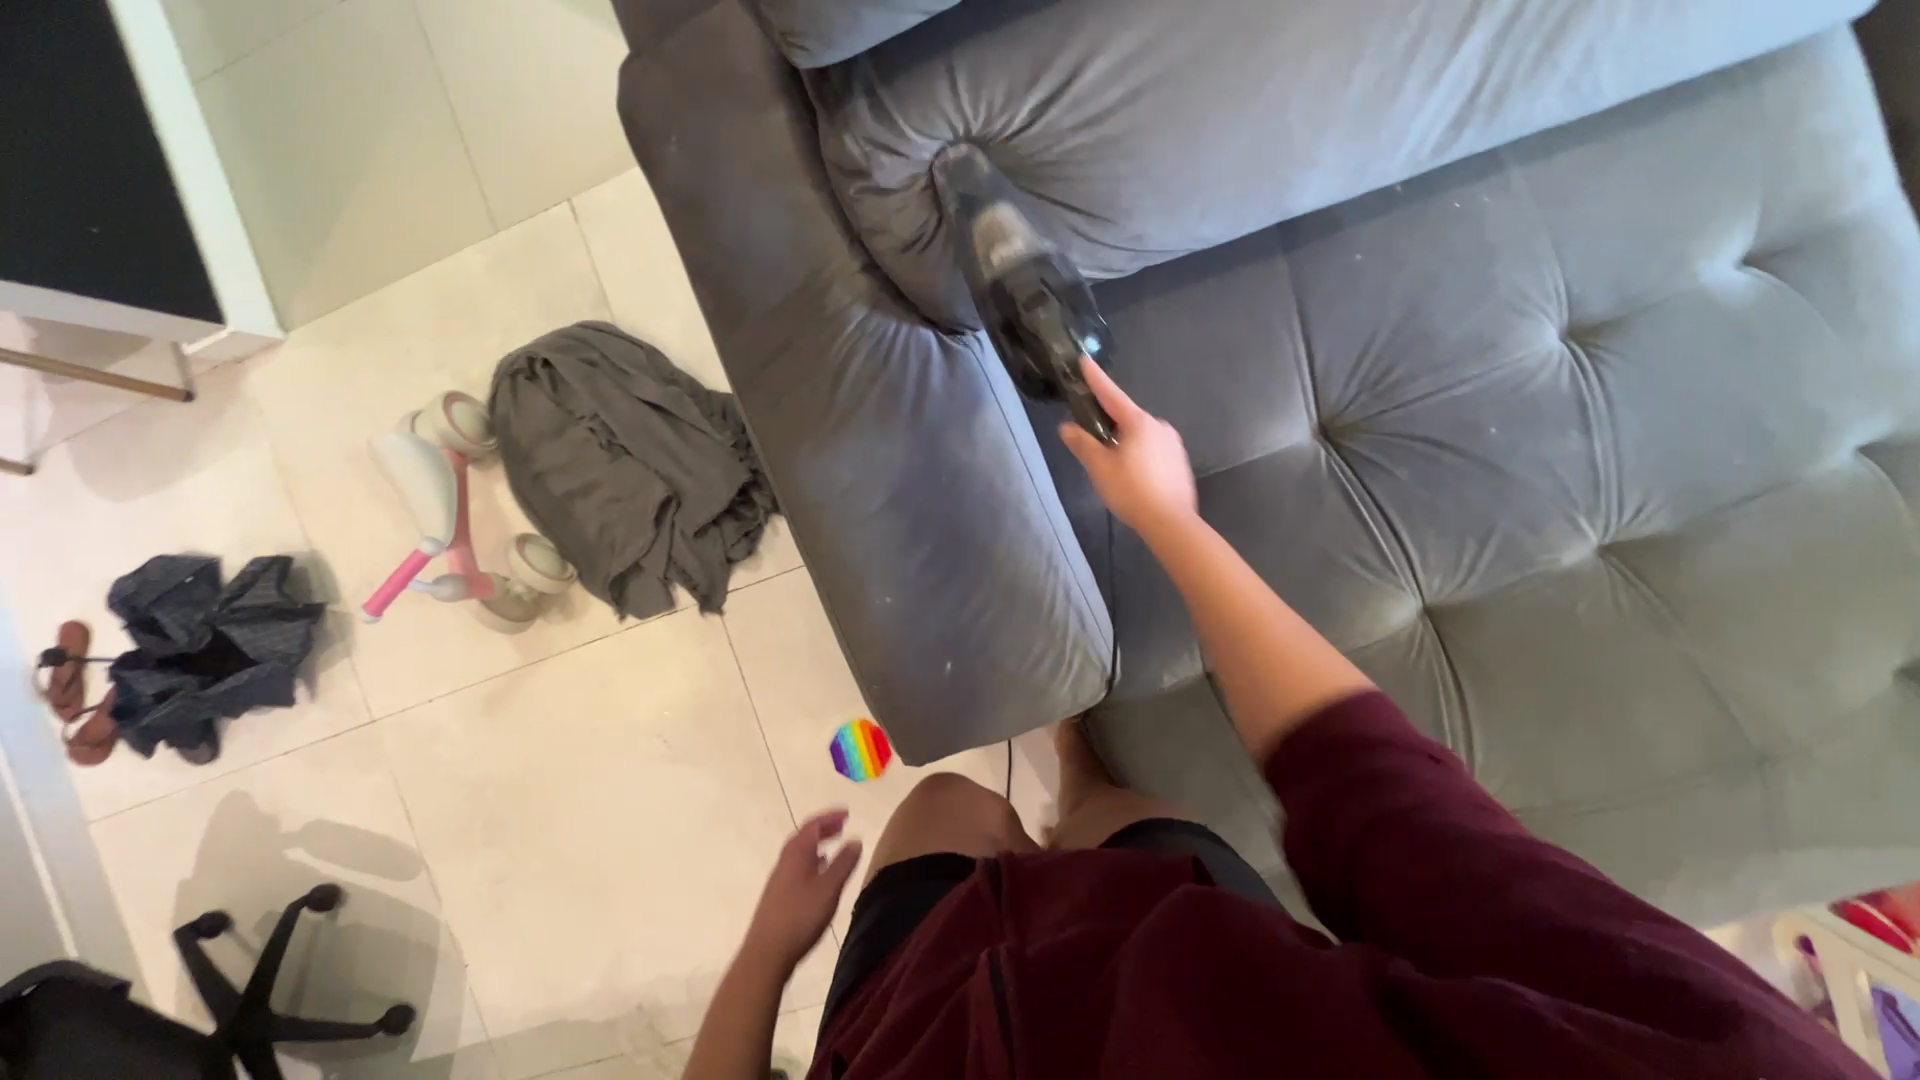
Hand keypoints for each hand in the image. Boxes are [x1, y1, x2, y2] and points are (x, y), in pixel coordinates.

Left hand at [741, 810, 862, 971]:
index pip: (812, 826)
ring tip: (832, 850)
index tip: (848, 814)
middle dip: (823, 829)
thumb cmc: (800, 917)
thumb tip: (855, 839)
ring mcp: (778, 881)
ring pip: (798, 855)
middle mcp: (784, 862)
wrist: (766, 954)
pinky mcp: (777, 898)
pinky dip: (810, 864)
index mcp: (796, 854)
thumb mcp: (829, 888)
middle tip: (842, 827)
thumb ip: (844, 863)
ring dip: (816, 847)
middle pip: (803, 837)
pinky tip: (818, 880)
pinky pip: (796, 869)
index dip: (830, 817)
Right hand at [1060, 356, 1197, 539]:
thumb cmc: (1131, 491)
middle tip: (1092, 438)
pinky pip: (1152, 450)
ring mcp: (1173, 443)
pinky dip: (1139, 456)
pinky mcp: (1179, 461)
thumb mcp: (1100, 468)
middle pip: (1126, 418)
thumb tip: (1066, 427)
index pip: (1111, 395)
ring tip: (1113, 466)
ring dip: (1125, 443)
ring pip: (1140, 436)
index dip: (1095, 378)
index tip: (1084, 360)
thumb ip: (1083, 444)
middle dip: (1109, 424)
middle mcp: (1159, 426)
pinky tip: (1133, 476)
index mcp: (1139, 422)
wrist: (1171, 521)